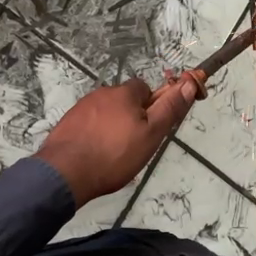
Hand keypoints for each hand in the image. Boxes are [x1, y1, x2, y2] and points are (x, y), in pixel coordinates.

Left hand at [35, 77, 195, 205]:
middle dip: (130, 117)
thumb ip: (169, 109)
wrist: (66, 171)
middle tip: (133, 145)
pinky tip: (94, 155)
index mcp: (124, 93)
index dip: (150, 106)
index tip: (149, 129)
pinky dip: (94, 134)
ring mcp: (82, 107)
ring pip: (106, 112)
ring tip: (112, 155)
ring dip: (111, 126)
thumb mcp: (151, 135)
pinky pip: (88, 123)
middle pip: (124, 100)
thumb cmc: (114, 154)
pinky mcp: (68, 122)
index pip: (144, 88)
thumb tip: (189, 84)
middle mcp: (103, 93)